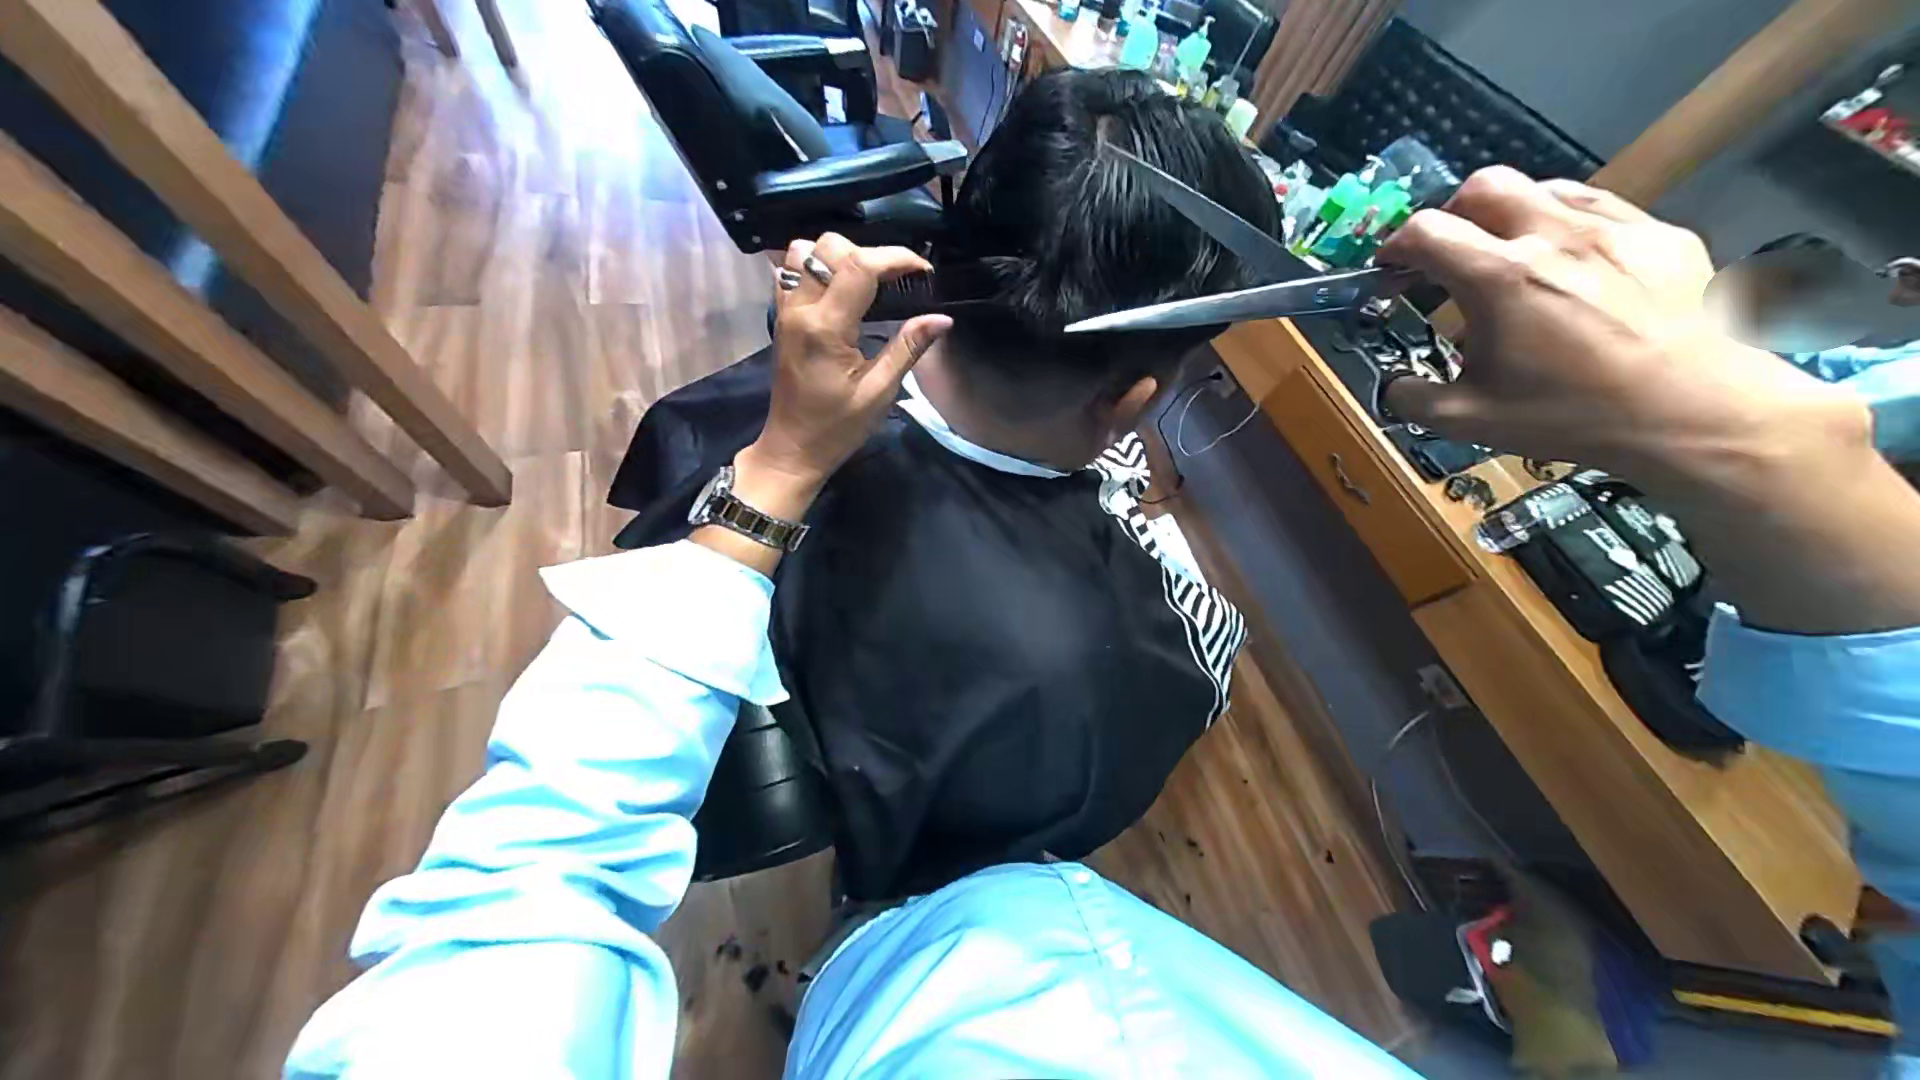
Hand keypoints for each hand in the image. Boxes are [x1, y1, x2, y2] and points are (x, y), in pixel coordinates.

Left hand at [697, 234, 950, 576]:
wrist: (793, 448)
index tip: (923, 271)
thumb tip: (943, 319)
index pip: (860, 266)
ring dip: (838, 256)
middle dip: (869, 254)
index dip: (896, 258)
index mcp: (826, 328)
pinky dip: (816, 267)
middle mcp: (800, 309)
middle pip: (829, 247)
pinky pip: (792, 271)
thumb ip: (908, 348)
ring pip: (804, 251)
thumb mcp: (879, 392)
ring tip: (865, 283)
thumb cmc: (837, 428)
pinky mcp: (782, 317)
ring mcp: (786, 310)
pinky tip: (839, 290)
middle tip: (895, 282)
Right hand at [1378, 167, 1919, 634]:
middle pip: (1484, 186)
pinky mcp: (1662, 236)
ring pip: (1543, 188)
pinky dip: (1563, 226)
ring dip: (1506, 216)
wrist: (1691, 414)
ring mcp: (1616, 230)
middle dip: (1449, 216)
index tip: (1389, 270)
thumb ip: (1410, 396)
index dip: (1394, 247)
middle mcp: (1555, 238)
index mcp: (1500, 280)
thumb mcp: (1464, 419)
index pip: (1427, 232)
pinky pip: (1599, 207)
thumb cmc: (1567, 416)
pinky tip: (1564, 266)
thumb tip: (1394, 383)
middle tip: (1443, 256)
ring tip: (1503, 257)